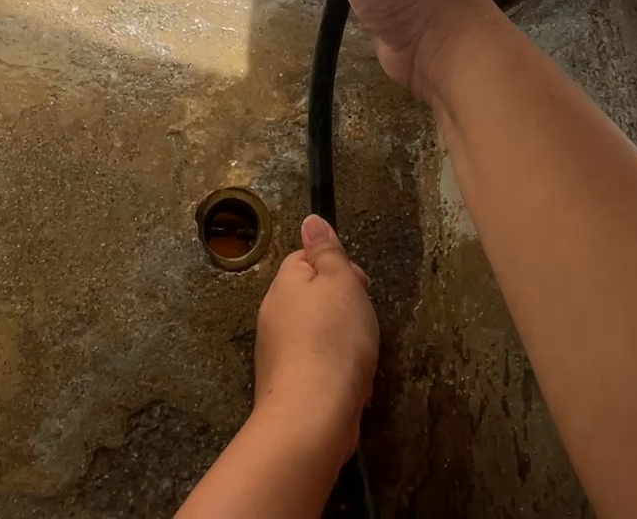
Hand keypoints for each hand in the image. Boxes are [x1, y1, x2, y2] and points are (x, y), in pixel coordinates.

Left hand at [252, 215, 378, 463]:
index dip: (337, 268)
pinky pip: (317, 365)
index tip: (360, 286)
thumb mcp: (339, 281)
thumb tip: (310, 220)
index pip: (306, 259)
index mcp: (283, 284)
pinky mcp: (287, 385)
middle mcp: (273, 315)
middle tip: (363, 322)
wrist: (312, 417)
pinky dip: (336, 371)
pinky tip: (352, 385)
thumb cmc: (332, 339)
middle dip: (343, 308)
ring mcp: (277, 352)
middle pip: (313, 297)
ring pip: (318, 333)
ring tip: (361, 357)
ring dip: (343, 342)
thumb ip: (327, 251)